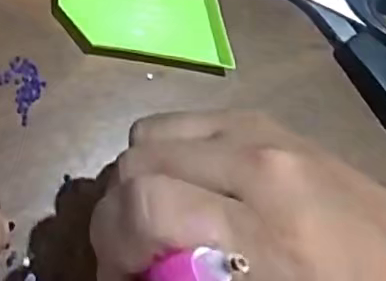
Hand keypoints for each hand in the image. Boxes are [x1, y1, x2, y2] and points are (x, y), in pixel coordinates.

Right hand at [90, 111, 385, 280]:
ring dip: (141, 180)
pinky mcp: (270, 120)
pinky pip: (186, 122)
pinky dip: (171, 157)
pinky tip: (196, 196)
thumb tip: (142, 279)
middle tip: (131, 261)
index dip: (112, 242)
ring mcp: (264, 130)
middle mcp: (259, 160)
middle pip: (138, 159)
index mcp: (273, 233)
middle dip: (118, 213)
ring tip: (160, 225)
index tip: (116, 280)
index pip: (147, 202)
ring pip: (152, 132)